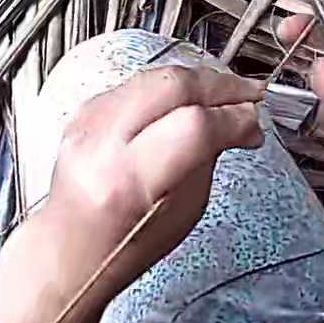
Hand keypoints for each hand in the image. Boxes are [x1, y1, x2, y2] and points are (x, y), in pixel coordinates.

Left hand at [33, 59, 263, 295]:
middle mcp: (101, 144)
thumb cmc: (126, 244)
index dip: (234, 119)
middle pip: (176, 86)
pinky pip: (144, 79)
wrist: (68, 247)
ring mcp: (89, 121)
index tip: (254, 125)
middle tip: (251, 96)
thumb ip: (211, 155)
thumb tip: (243, 118)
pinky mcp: (87, 107)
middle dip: (223, 86)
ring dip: (204, 79)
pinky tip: (197, 94)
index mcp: (125, 182)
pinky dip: (178, 83)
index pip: (194, 126)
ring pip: (161, 74)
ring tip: (231, 92)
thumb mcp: (184, 210)